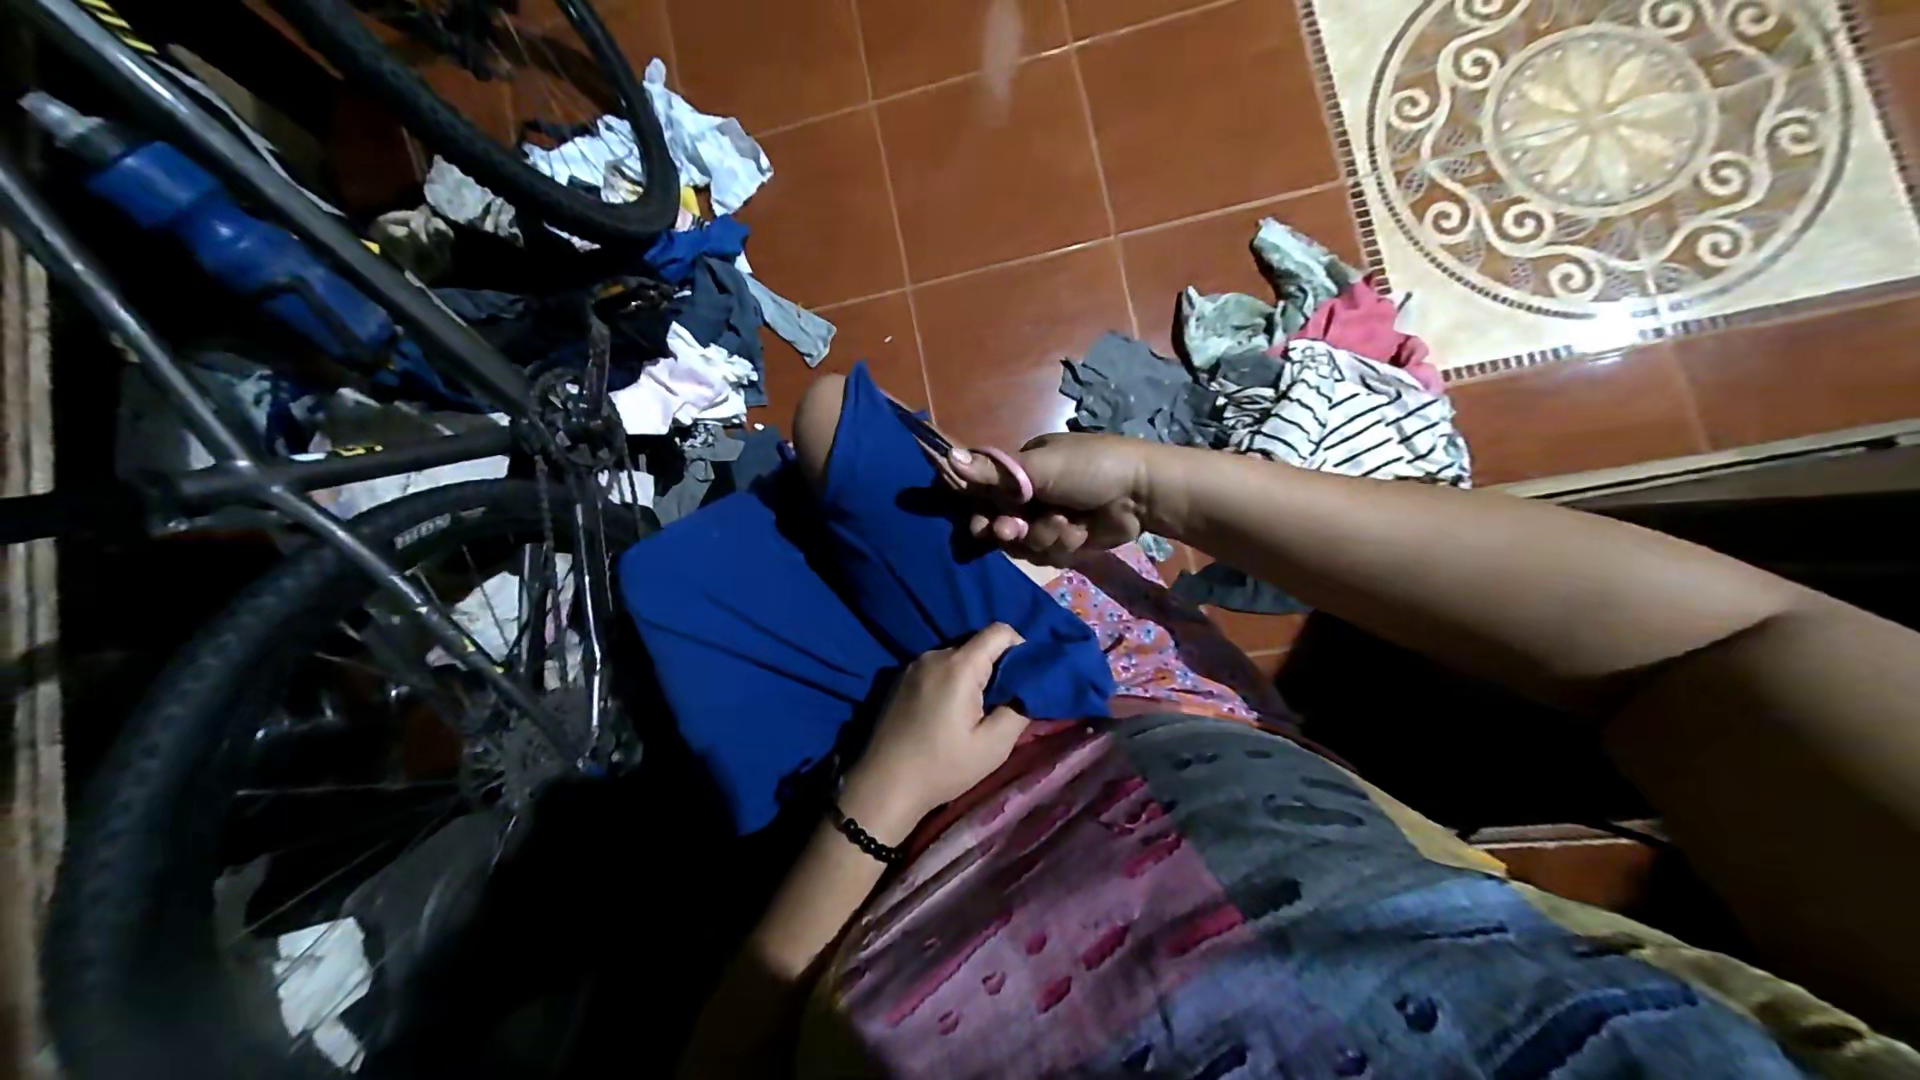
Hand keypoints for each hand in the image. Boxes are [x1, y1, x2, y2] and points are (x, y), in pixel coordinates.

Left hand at [841, 624, 1029, 842]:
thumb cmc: (942, 767)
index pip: (1000, 631)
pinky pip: (937, 668)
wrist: (884, 785)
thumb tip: (1030, 687)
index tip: (1024, 679)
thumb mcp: (993, 746)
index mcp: (959, 665)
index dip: (1020, 648)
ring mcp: (913, 665)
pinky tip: (946, 714)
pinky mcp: (900, 678)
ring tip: (973, 712)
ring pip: (957, 657)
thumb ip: (1020, 709)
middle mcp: (935, 654)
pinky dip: (950, 682)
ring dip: (971, 676)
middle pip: (977, 645)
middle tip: (1002, 703)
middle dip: (996, 667)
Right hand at [942, 433, 1167, 565]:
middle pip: (1000, 525)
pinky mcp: (1067, 541)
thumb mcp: (1039, 466)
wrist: (1141, 492)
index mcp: (1020, 472)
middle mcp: (1030, 496)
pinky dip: (1065, 543)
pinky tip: (1082, 532)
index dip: (979, 513)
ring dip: (1044, 535)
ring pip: (1025, 544)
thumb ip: (994, 471)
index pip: (984, 495)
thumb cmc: (1089, 467)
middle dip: (1009, 530)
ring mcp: (1049, 519)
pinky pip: (1049, 553)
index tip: (981, 524)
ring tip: (1066, 523)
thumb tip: (948, 456)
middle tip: (1015, 530)